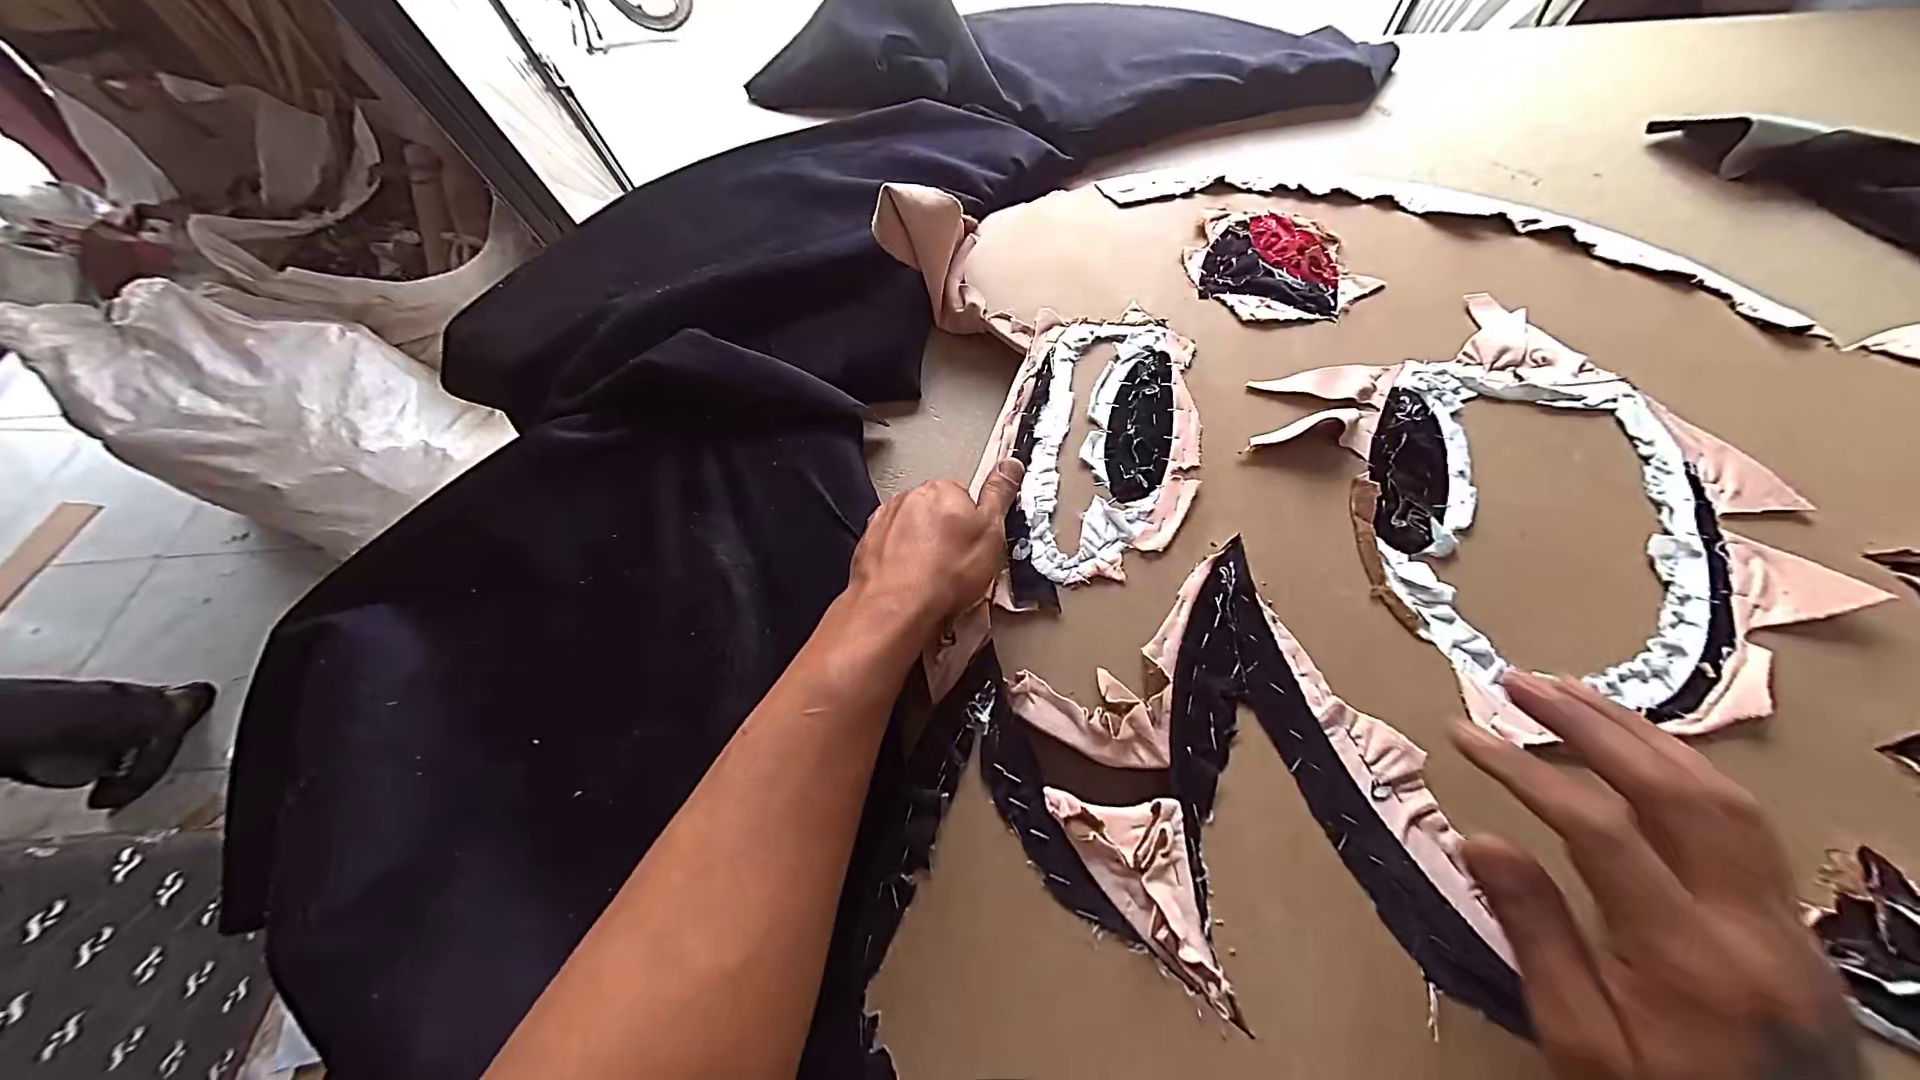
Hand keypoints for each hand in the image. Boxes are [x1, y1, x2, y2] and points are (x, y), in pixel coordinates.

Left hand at [846, 460, 1022, 638]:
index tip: (976, 544)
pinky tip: (913, 580)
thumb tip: (1010, 466)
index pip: (964, 496)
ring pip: (912, 529)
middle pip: (936, 511)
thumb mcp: (991, 533)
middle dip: (946, 533)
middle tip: (958, 562)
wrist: (897, 607)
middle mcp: (910, 498)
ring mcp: (885, 520)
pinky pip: (891, 548)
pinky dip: (900, 560)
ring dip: (921, 546)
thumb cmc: (943, 575)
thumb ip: (999, 495)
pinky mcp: (868, 544)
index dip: (974, 525)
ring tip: (935, 576)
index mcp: (942, 489)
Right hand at [1451, 672, 1859, 1079]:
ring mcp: (1783, 921)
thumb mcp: (1577, 1039)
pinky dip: (1679, 764)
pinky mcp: (1788, 923)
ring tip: (1567, 691)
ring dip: (1637, 732)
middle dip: (1588, 725)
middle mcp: (1752, 927)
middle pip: (1677, 793)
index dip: (1523, 770)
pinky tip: (1633, 744)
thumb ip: (1535, 936)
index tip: (1463, 734)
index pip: (1599, 830)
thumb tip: (1480, 841)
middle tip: (1519, 682)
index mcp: (1689, 960)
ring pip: (1722, 797)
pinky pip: (1740, 820)